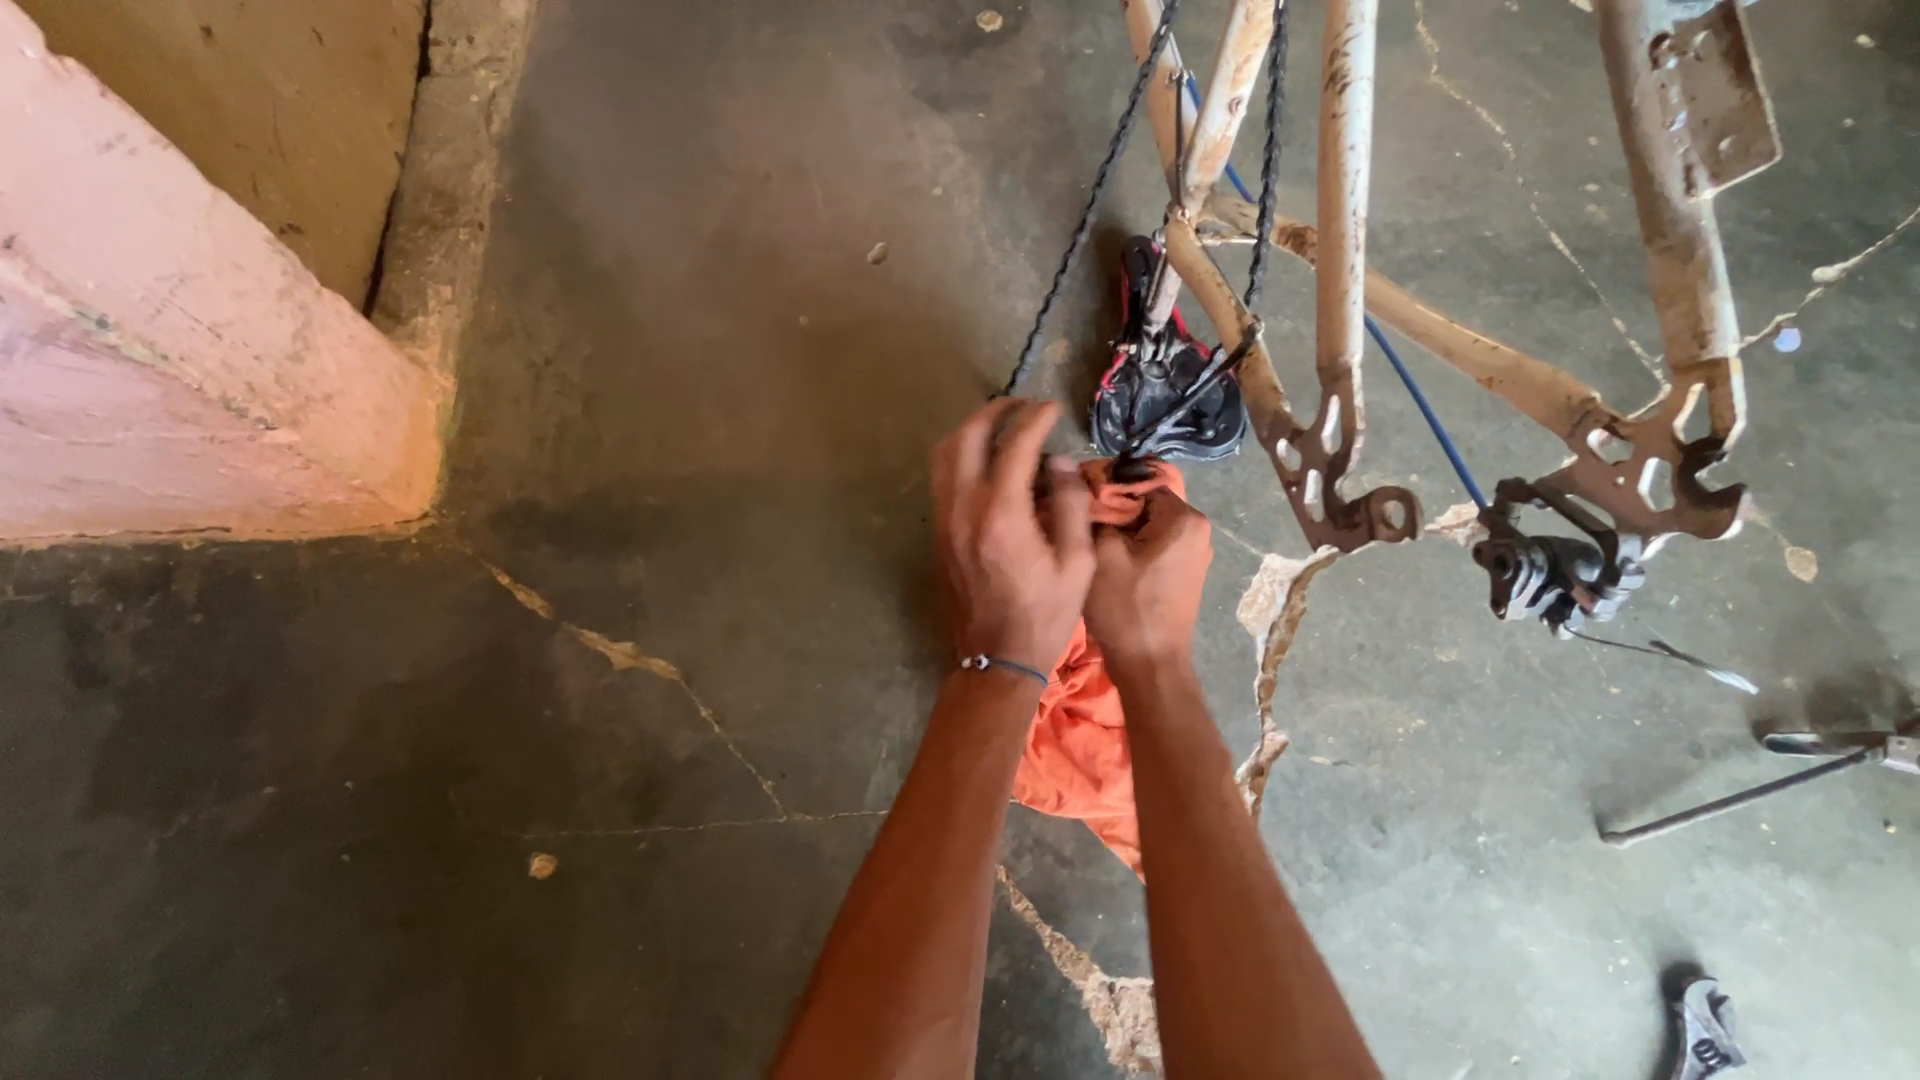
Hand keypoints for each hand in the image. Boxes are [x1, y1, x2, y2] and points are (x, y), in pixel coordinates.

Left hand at [931, 399, 1095, 672]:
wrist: (998, 657)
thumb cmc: (1045, 614)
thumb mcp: (1077, 563)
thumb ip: (1070, 504)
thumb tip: (1057, 463)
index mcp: (1002, 515)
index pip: (1014, 446)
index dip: (1034, 418)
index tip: (1051, 408)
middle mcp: (963, 510)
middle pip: (966, 437)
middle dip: (995, 411)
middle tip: (1023, 406)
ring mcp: (944, 521)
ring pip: (944, 454)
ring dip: (971, 430)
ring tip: (1001, 426)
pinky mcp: (938, 534)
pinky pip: (941, 478)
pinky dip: (960, 455)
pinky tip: (986, 462)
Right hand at [1084, 487, 1212, 668]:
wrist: (1149, 665)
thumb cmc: (1125, 607)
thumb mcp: (1100, 552)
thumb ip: (1096, 513)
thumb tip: (1085, 491)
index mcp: (1184, 518)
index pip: (1138, 483)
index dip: (1104, 489)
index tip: (1075, 500)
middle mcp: (1198, 530)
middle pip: (1145, 504)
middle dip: (1112, 511)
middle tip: (1077, 521)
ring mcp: (1195, 554)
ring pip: (1148, 527)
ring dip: (1119, 531)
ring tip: (1088, 542)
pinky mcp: (1185, 575)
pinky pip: (1155, 547)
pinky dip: (1132, 549)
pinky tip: (1106, 561)